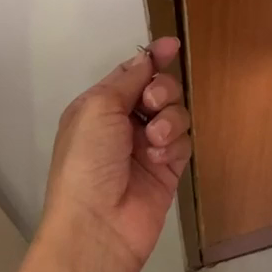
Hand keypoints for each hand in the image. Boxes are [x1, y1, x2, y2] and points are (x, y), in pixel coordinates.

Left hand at [38, 37, 191, 271]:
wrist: (97, 226)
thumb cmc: (87, 161)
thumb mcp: (98, 108)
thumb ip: (128, 78)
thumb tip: (146, 57)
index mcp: (99, 107)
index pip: (131, 72)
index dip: (152, 58)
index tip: (172, 45)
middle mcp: (123, 124)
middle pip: (159, 89)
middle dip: (161, 91)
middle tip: (152, 104)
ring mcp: (147, 146)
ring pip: (176, 112)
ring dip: (169, 119)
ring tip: (154, 139)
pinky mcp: (168, 168)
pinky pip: (183, 140)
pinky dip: (174, 144)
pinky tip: (159, 158)